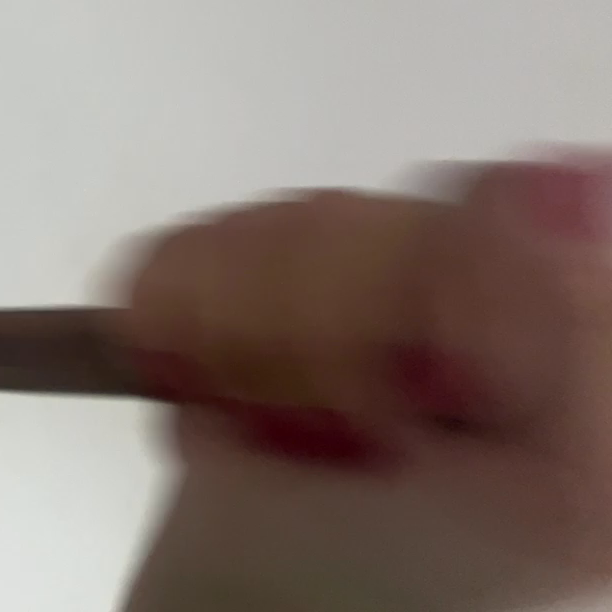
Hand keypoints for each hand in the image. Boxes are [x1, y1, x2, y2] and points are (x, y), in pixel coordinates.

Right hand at [118, 156, 611, 609]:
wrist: (250, 607)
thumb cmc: (402, 588)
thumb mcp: (557, 498)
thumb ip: (577, 329)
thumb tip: (568, 170)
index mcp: (547, 326)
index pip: (489, 201)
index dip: (434, 275)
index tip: (424, 382)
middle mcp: (443, 290)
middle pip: (348, 214)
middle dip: (309, 332)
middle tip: (326, 429)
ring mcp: (325, 287)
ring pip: (256, 223)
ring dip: (231, 331)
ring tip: (255, 411)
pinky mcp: (227, 289)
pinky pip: (179, 241)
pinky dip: (167, 310)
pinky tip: (199, 372)